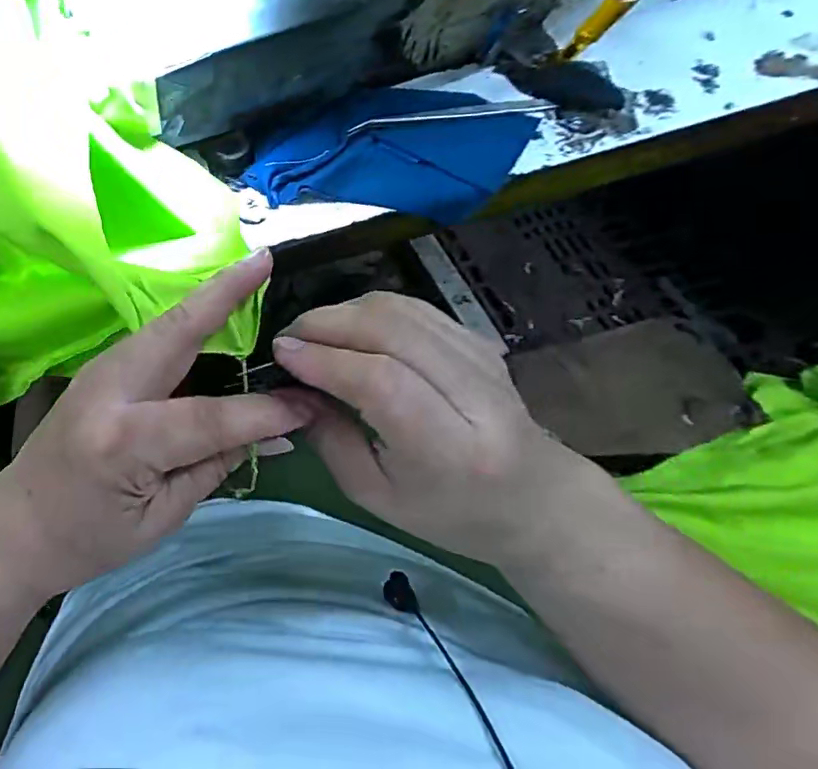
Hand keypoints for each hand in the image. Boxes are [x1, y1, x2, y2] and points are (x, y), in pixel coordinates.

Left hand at [0, 249, 319, 602]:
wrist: (18, 521)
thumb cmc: (89, 537)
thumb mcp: (160, 517)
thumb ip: (214, 466)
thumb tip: (274, 433)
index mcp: (124, 440)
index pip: (209, 417)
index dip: (264, 412)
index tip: (308, 405)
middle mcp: (108, 390)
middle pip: (175, 333)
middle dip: (222, 293)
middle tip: (265, 261)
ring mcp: (97, 371)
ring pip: (161, 327)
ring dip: (205, 300)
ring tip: (248, 275)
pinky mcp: (96, 369)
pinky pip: (150, 339)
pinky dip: (185, 322)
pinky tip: (212, 315)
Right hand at [272, 292, 606, 566]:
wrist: (536, 502)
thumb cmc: (448, 511)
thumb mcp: (372, 493)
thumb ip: (327, 436)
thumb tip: (287, 386)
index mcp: (452, 451)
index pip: (383, 383)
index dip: (325, 359)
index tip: (280, 353)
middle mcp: (476, 397)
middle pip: (391, 330)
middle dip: (325, 324)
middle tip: (288, 339)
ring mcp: (483, 360)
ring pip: (398, 310)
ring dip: (341, 312)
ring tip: (311, 335)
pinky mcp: (477, 339)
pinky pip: (410, 307)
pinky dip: (365, 309)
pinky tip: (346, 330)